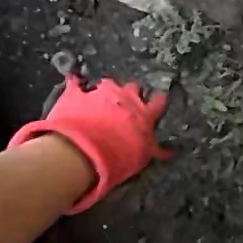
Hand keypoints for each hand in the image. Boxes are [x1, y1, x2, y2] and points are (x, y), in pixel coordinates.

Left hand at [9, 72, 170, 213]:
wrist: (83, 153)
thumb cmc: (117, 159)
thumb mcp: (142, 158)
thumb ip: (153, 148)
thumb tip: (169, 151)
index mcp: (143, 114)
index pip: (158, 101)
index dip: (158, 100)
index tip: (158, 100)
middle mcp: (124, 98)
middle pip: (133, 87)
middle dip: (130, 93)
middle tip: (126, 103)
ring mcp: (100, 93)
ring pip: (107, 83)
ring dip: (105, 90)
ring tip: (99, 98)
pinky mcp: (76, 94)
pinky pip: (75, 83)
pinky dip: (75, 84)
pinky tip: (74, 82)